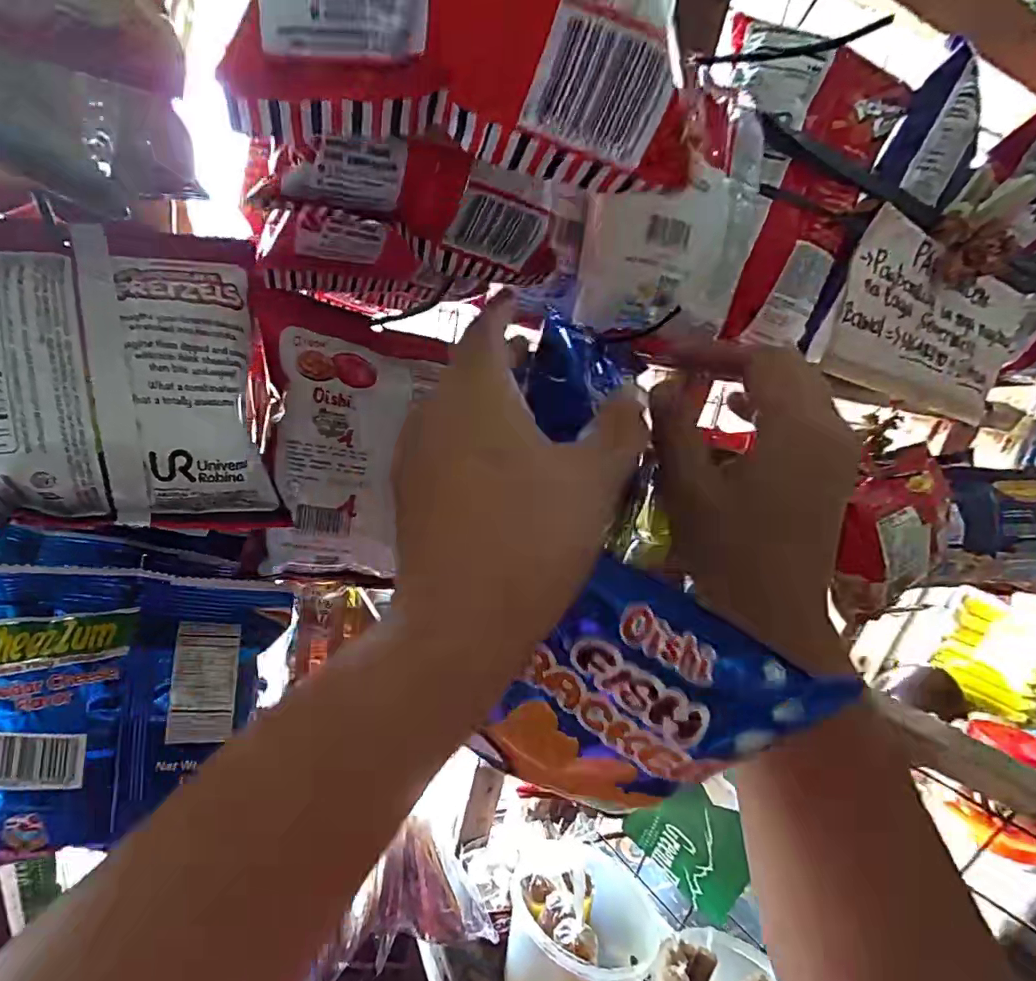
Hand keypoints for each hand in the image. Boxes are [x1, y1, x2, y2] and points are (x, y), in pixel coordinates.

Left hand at [391, 296, 648, 675]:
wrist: (460, 619)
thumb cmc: (533, 538)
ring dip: (484, 405)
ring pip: (449, 411)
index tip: (529, 306)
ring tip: (527, 420)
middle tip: (544, 370)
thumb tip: (630, 391)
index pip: (485, 329)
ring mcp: (410, 456)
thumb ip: (618, 425)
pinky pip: (437, 447)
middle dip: (503, 364)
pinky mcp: (404, 494)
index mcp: (473, 392)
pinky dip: (466, 440)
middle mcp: (430, 413)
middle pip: (465, 371)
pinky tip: (496, 468)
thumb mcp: (594, 478)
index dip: (508, 312)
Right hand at [649, 341, 858, 674]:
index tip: (667, 357)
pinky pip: (804, 419)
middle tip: (684, 371)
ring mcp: (838, 453)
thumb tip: (662, 385)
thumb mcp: (687, 487)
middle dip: (735, 363)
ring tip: (704, 393)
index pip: (764, 360)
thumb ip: (673, 428)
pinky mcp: (833, 473)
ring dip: (754, 385)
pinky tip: (735, 428)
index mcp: (796, 429)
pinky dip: (768, 410)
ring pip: (800, 392)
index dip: (714, 351)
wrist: (771, 615)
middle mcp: (831, 430)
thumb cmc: (724, 552)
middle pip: (790, 369)